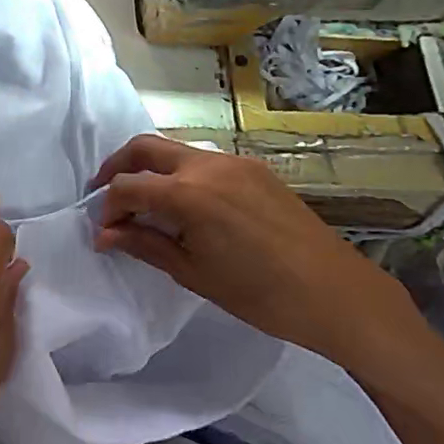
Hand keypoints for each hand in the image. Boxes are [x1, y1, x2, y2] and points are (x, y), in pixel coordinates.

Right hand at [90, 134, 413, 366]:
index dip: (108, 209)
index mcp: (188, 194)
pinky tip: (185, 204)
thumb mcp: (193, 273)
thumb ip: (145, 245)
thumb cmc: (259, 294)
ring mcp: (235, 163)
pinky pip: (203, 160)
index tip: (105, 234)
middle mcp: (207, 165)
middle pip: (144, 148)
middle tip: (105, 196)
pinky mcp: (255, 170)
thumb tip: (105, 235)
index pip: (127, 186)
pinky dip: (180, 173)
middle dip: (117, 168)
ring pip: (174, 150)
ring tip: (143, 202)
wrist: (338, 295)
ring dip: (149, 168)